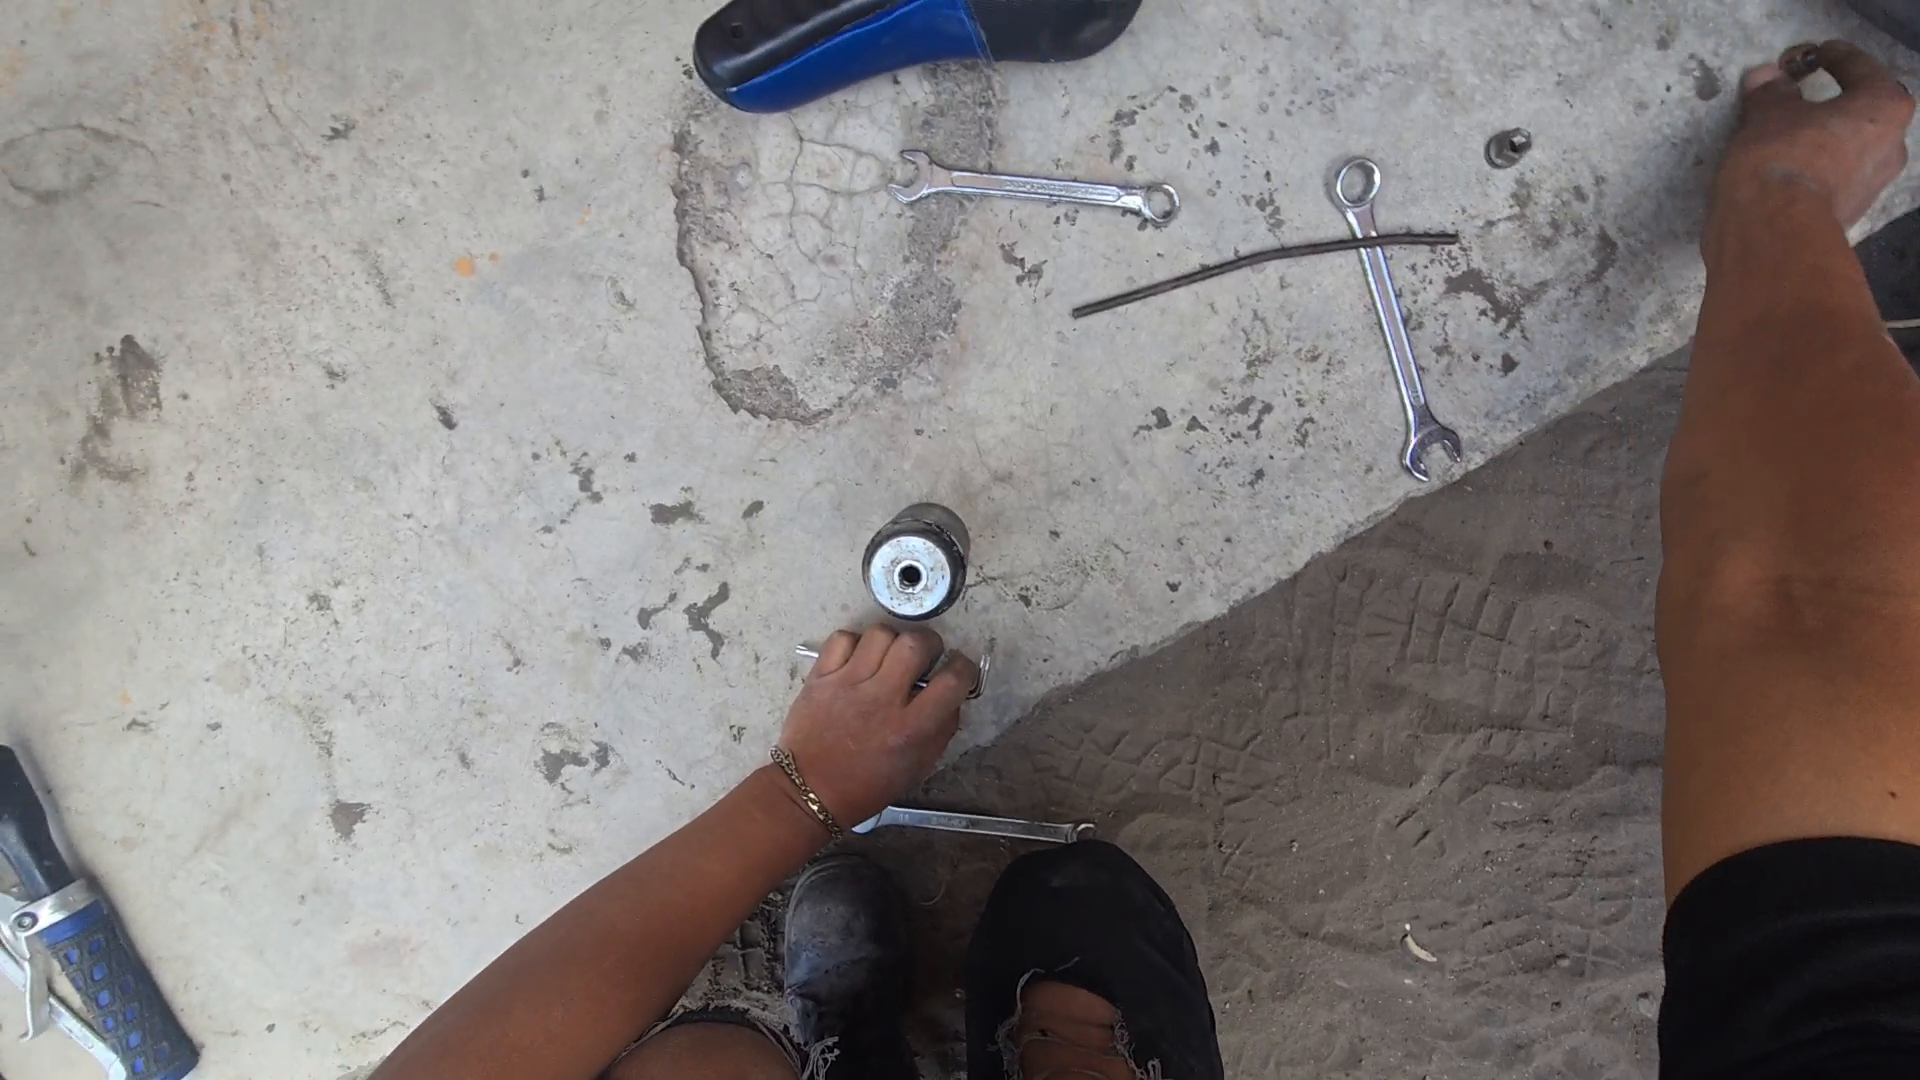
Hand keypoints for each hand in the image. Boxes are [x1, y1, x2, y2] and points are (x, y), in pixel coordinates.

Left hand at [775, 625, 978, 829]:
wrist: (808, 791)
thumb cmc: (867, 785)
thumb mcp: (918, 767)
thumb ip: (942, 729)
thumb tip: (953, 696)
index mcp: (910, 729)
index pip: (952, 681)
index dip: (964, 668)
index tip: (959, 670)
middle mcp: (881, 700)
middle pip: (915, 644)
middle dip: (929, 643)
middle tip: (924, 656)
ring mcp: (848, 684)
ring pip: (880, 634)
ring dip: (893, 640)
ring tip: (889, 657)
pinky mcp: (820, 677)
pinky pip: (843, 638)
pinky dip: (855, 643)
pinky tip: (858, 660)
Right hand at [1713, 40, 1913, 229]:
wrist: (1770, 232)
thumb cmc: (1777, 161)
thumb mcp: (1765, 119)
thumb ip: (1769, 94)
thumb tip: (1766, 74)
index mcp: (1884, 106)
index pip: (1860, 70)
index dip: (1834, 58)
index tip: (1817, 53)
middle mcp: (1892, 141)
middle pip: (1863, 115)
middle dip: (1835, 110)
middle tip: (1804, 109)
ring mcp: (1872, 182)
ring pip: (1850, 153)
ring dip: (1825, 148)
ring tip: (1790, 152)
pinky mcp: (1846, 214)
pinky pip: (1831, 184)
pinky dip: (1813, 178)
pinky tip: (1788, 183)